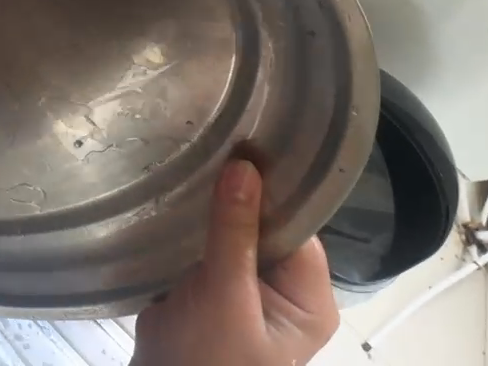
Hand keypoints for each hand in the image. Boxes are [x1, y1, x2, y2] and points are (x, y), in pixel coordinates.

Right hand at [132, 160, 339, 365]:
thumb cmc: (207, 358)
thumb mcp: (224, 295)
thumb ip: (234, 231)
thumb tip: (244, 165)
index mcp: (309, 300)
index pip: (299, 228)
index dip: (273, 191)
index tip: (241, 148)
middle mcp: (285, 289)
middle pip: (268, 223)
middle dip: (239, 191)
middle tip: (212, 143)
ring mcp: (247, 284)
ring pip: (236, 227)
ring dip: (214, 201)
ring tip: (192, 156)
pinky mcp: (212, 280)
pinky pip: (210, 237)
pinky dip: (196, 216)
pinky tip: (178, 188)